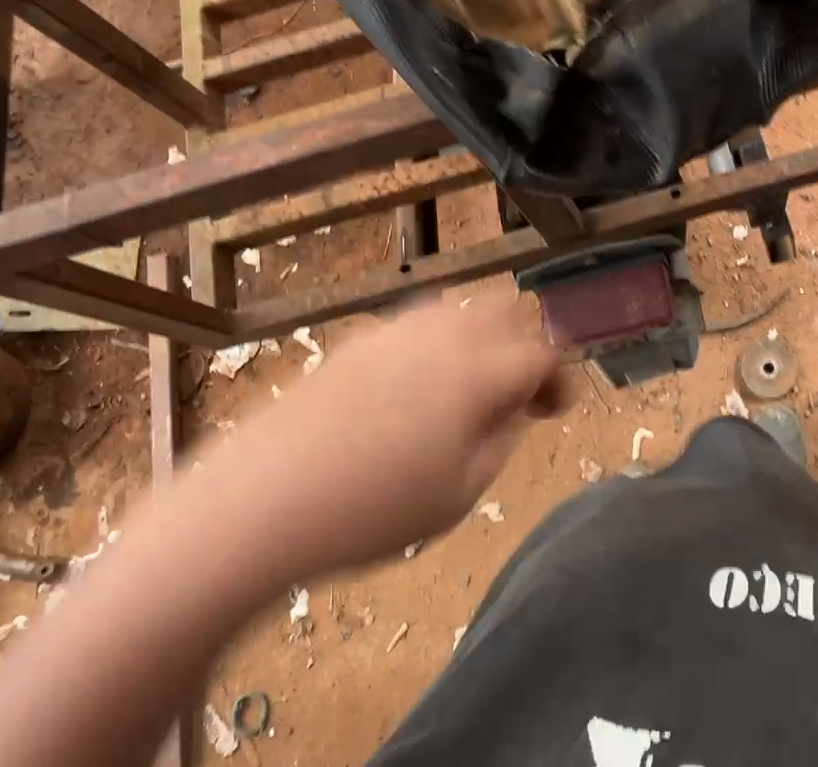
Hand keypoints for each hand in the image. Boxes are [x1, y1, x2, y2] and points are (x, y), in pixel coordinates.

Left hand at [182, 295, 566, 579]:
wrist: (259, 500)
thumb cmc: (372, 510)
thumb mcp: (459, 493)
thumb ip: (501, 440)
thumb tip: (515, 409)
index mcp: (478, 372)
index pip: (540, 354)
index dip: (557, 381)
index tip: (552, 413)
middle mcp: (442, 334)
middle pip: (503, 309)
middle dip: (522, 345)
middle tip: (516, 392)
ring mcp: (394, 331)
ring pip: (458, 308)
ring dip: (480, 339)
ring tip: (468, 390)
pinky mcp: (356, 341)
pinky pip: (416, 323)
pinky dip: (437, 343)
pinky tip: (417, 390)